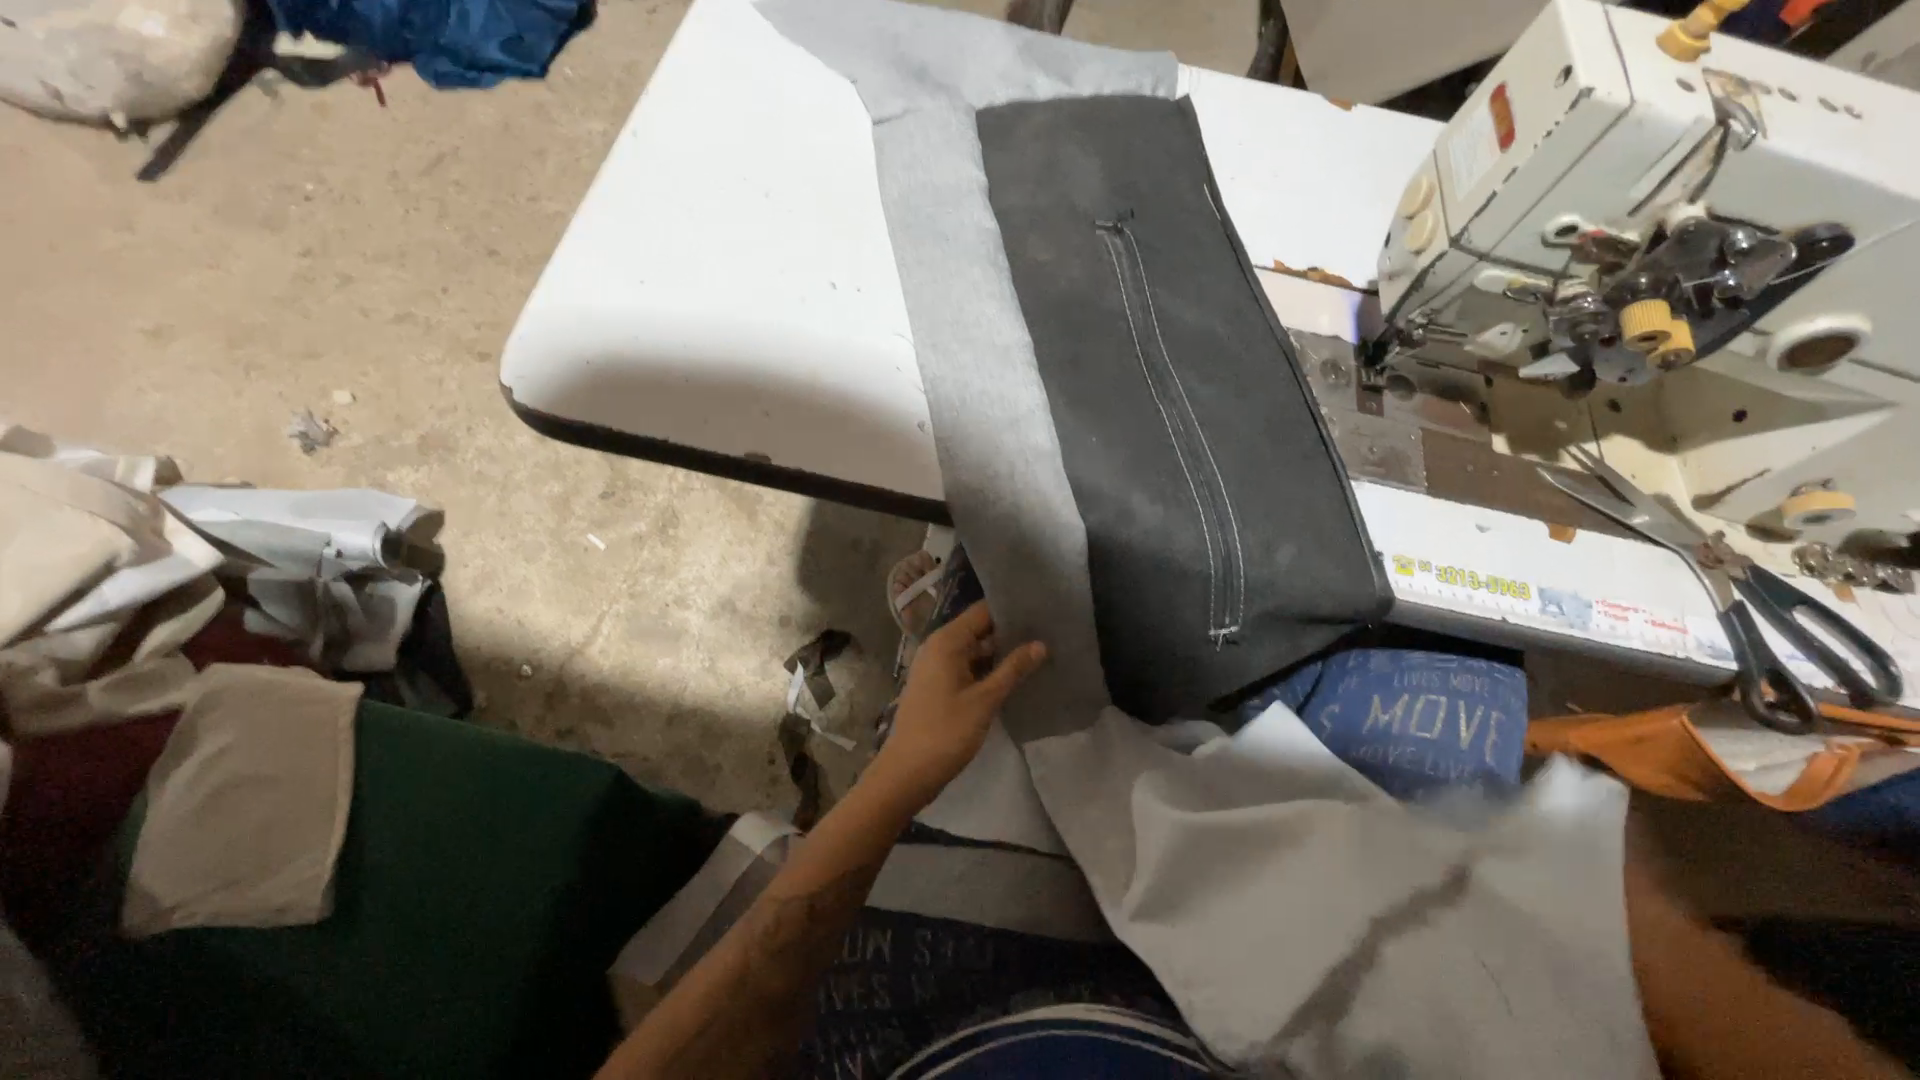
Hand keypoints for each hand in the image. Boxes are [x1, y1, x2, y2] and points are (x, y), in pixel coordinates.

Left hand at [864, 601, 1047, 813]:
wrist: (908, 772)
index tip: (1042, 611)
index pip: (982, 611)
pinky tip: (1015, 678)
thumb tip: (1040, 644)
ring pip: (975, 651)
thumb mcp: (985, 700)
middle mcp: (938, 647)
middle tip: (1049, 634)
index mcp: (946, 641)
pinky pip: (967, 669)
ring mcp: (936, 668)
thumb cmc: (946, 732)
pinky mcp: (938, 687)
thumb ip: (1013, 669)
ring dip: (1001, 654)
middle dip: (1010, 633)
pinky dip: (988, 671)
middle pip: (979, 630)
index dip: (1011, 610)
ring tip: (1040, 653)